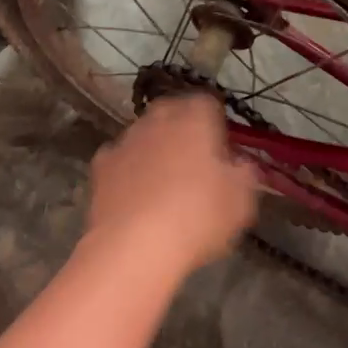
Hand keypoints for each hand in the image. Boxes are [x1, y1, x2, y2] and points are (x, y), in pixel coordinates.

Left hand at [85, 96, 259, 274]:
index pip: (208, 103)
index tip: (222, 151)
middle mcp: (158, 118)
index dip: (217, 124)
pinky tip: (136, 196)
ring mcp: (126, 138)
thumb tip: (242, 165)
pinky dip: (129, 170)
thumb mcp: (240, 202)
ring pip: (146, 134)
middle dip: (184, 132)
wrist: (134, 244)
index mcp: (194, 118)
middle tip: (197, 166)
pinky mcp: (102, 162)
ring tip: (165, 185)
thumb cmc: (196, 217)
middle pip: (174, 113)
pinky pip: (122, 159)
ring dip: (155, 149)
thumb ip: (245, 175)